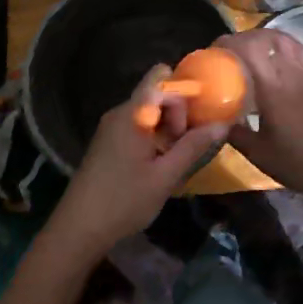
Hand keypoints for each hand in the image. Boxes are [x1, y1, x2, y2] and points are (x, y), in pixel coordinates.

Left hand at [44, 65, 231, 261]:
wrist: (80, 225)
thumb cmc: (125, 200)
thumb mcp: (165, 176)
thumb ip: (193, 146)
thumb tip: (222, 123)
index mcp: (132, 114)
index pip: (159, 78)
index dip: (183, 92)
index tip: (196, 122)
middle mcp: (119, 113)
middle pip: (155, 95)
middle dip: (178, 114)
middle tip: (187, 147)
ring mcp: (111, 127)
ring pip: (148, 113)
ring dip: (167, 129)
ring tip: (176, 159)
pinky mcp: (108, 142)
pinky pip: (137, 127)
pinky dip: (154, 138)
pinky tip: (160, 164)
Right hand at [215, 30, 302, 196]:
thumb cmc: (295, 162)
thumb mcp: (256, 152)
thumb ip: (232, 131)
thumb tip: (215, 118)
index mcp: (273, 89)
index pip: (249, 49)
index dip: (228, 42)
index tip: (212, 51)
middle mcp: (290, 75)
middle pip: (268, 38)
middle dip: (243, 37)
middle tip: (227, 51)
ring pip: (286, 40)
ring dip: (264, 38)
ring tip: (248, 50)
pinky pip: (298, 52)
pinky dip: (282, 47)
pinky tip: (272, 61)